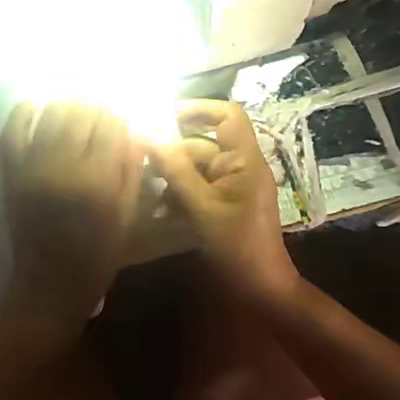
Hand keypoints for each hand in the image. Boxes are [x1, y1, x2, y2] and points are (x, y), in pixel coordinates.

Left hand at [0, 102, 144, 330]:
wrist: (50, 284)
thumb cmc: (97, 255)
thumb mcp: (127, 217)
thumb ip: (132, 172)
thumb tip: (136, 133)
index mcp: (99, 180)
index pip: (111, 125)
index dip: (118, 119)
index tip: (120, 123)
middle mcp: (65, 166)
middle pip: (82, 113)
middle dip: (95, 110)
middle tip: (100, 118)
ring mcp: (33, 166)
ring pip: (51, 113)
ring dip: (67, 107)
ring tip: (75, 115)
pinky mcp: (11, 172)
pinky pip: (12, 129)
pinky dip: (24, 112)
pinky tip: (36, 107)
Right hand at [148, 100, 298, 304]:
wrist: (262, 290)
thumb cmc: (238, 247)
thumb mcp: (202, 208)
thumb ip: (176, 170)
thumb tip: (149, 135)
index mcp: (244, 161)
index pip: (227, 116)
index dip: (198, 108)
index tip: (163, 116)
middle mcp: (239, 167)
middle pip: (201, 144)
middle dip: (170, 153)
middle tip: (137, 161)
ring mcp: (231, 187)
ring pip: (194, 167)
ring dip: (169, 176)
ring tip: (144, 189)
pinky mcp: (223, 204)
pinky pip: (196, 187)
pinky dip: (176, 193)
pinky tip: (157, 209)